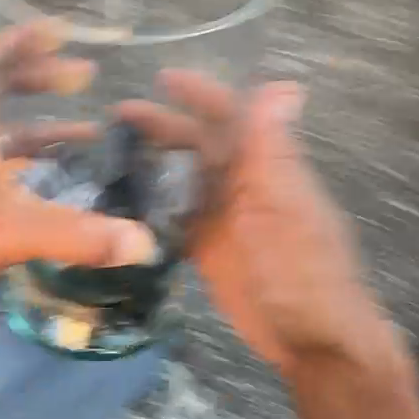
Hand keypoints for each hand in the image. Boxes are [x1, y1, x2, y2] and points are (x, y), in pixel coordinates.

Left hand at [0, 27, 156, 306]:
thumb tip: (142, 243)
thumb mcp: (10, 231)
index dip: (25, 37)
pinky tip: (57, 175)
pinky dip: (25, 158)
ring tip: (88, 129)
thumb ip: (78, 235)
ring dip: (38, 121)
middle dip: (40, 76)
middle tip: (86, 79)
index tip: (65, 35)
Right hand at [115, 72, 393, 377]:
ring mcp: (224, 219)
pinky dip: (152, 211)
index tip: (162, 78)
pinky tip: (120, 205)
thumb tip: (282, 85)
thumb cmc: (303, 274)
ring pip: (183, 180)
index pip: (232, 118)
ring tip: (106, 156)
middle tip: (115, 117)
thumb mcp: (286, 210)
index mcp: (267, 168)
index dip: (200, 95)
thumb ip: (274, 153)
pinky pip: (175, 221)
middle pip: (199, 145)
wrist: (312, 340)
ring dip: (151, 165)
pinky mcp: (208, 251)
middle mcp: (243, 186)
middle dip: (162, 127)